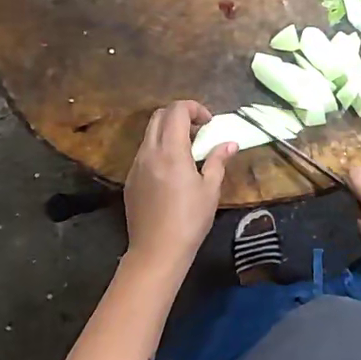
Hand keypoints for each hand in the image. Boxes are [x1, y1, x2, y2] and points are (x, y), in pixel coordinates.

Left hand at [122, 101, 235, 271]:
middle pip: (159, 116)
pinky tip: (171, 171)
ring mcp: (136, 165)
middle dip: (180, 115)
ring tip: (187, 151)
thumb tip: (229, 143)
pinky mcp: (130, 179)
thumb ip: (218, 161)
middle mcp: (149, 152)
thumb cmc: (189, 221)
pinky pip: (143, 153)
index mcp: (170, 151)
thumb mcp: (210, 190)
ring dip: (168, 132)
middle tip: (198, 131)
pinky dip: (158, 149)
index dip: (194, 108)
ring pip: (149, 134)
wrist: (156, 251)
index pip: (176, 111)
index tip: (208, 122)